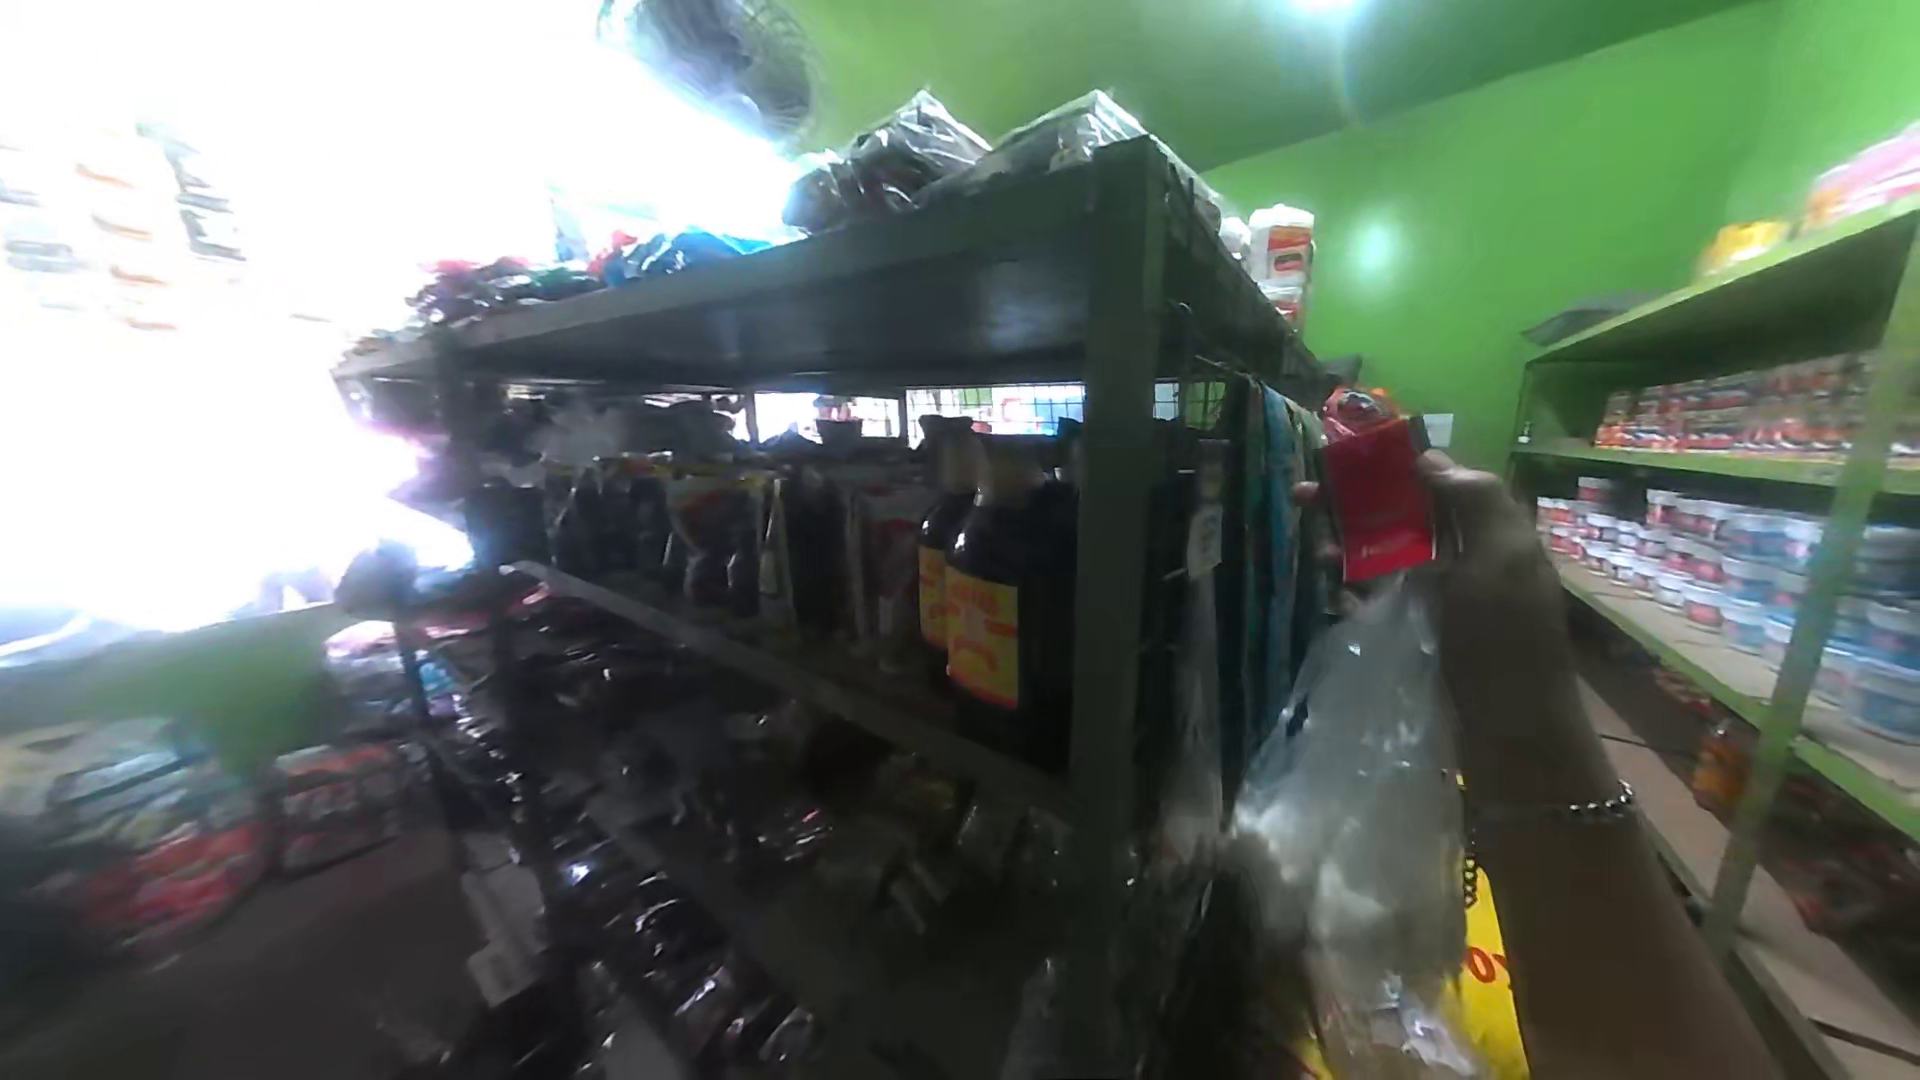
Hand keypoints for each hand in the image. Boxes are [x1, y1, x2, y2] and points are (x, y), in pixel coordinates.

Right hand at [1296, 451, 1584, 801]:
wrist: (1502, 718)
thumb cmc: (1505, 634)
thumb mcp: (1505, 560)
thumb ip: (1476, 502)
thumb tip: (1427, 459)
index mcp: (1482, 529)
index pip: (1431, 481)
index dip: (1389, 465)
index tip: (1342, 457)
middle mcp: (1452, 549)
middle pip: (1393, 509)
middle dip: (1349, 499)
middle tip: (1302, 493)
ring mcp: (1425, 584)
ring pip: (1372, 544)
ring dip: (1340, 538)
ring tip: (1315, 548)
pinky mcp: (1401, 614)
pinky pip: (1364, 583)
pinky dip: (1343, 576)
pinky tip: (1327, 579)